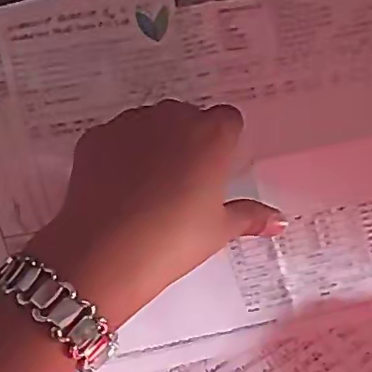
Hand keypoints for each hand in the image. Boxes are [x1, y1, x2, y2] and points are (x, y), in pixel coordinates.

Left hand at [27, 101, 283, 322]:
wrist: (105, 253)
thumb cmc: (169, 242)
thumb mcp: (217, 232)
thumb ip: (249, 217)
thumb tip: (277, 220)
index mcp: (212, 135)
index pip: (227, 122)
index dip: (220, 146)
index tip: (212, 173)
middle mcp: (171, 118)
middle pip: (185, 119)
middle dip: (184, 144)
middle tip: (178, 187)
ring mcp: (129, 124)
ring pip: (147, 125)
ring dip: (149, 146)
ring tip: (144, 192)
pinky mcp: (95, 138)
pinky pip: (112, 139)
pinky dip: (115, 156)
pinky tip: (115, 190)